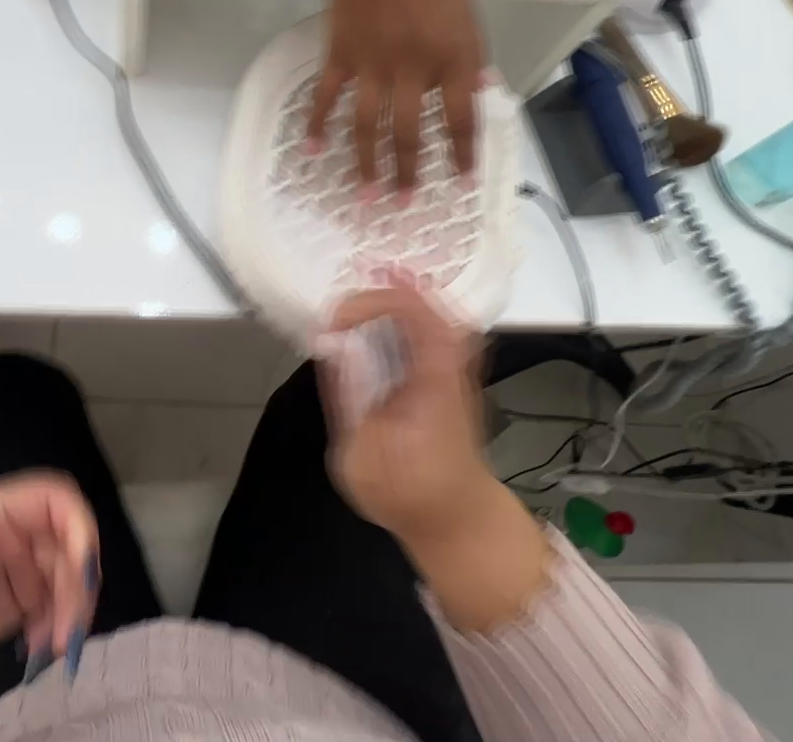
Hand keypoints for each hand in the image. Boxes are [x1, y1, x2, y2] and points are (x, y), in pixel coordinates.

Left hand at [0, 472, 98, 683]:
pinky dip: (59, 625)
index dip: (78, 524)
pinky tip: (40, 649)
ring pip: (68, 574)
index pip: (50, 498)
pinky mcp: (20, 596)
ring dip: (72, 609)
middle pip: (68, 541)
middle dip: (77, 584)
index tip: (85, 570)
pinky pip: (56, 603)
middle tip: (69, 634)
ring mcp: (17, 563)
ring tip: (52, 648)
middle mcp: (11, 530)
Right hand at [308, 0, 484, 189]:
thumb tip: (478, 93)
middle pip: (409, 133)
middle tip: (404, 204)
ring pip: (367, 126)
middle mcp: (413, 68)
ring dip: (366, 164)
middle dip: (408, 173)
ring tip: (366, 195)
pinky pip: (327, 97)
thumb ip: (470, 57)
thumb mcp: (467, 11)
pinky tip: (313, 149)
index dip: (462, 154)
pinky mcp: (339, 55)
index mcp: (453, 56)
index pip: (460, 118)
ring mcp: (372, 64)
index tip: (459, 183)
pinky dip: (317, 124)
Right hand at [320, 281, 495, 550]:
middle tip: (362, 272)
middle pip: (435, 312)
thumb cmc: (406, 496)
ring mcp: (459, 375)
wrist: (459, 521)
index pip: (417, 323)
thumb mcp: (362, 457)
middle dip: (395, 289)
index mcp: (431, 391)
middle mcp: (452, 374)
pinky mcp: (454, 379)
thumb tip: (333, 346)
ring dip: (409, 294)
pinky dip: (419, 309)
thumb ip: (349, 397)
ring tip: (379, 274)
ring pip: (443, 317)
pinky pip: (442, 330)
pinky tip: (401, 299)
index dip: (374, 306)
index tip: (335, 325)